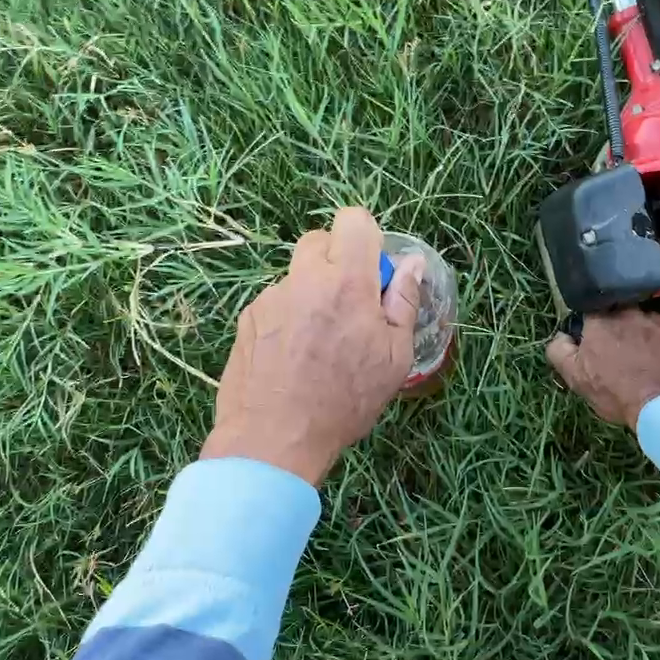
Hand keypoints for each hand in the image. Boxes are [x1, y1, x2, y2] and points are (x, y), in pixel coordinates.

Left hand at [201, 207, 425, 484]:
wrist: (273, 439)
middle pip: (320, 241)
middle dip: (336, 261)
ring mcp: (270, 298)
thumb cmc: (345, 401)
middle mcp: (304, 279)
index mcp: (346, 282)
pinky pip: (276, 302)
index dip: (366, 238)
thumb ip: (404, 303)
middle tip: (348, 305)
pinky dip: (289, 317)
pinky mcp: (248, 318)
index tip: (372, 273)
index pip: (353, 220)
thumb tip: (412, 264)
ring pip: (297, 276)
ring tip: (319, 343)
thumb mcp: (394, 358)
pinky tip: (293, 357)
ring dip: (312, 293)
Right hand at [545, 309, 659, 428]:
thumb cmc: (615, 392)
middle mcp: (628, 310)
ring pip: (644, 319)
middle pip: (619, 311)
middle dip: (618, 325)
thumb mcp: (576, 378)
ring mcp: (656, 318)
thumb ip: (560, 351)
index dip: (592, 324)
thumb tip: (561, 335)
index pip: (590, 310)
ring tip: (645, 354)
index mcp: (599, 318)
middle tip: (621, 348)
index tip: (595, 339)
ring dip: (642, 331)